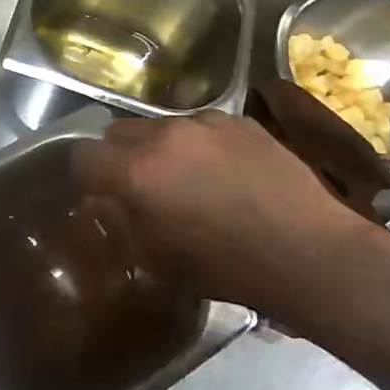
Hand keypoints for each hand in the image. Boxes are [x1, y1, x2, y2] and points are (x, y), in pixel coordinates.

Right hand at [71, 112, 389, 313]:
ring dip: (159, 149)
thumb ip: (123, 222)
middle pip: (117, 132)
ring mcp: (206, 123)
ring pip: (160, 127)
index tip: (96, 193)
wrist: (306, 251)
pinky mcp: (240, 121)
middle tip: (137, 185)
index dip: (84, 177)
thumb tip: (108, 203)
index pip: (83, 156)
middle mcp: (165, 136)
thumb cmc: (226, 267)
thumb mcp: (159, 258)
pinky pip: (200, 126)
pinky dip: (198, 144)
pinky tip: (222, 172)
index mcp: (137, 173)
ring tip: (185, 178)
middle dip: (118, 157)